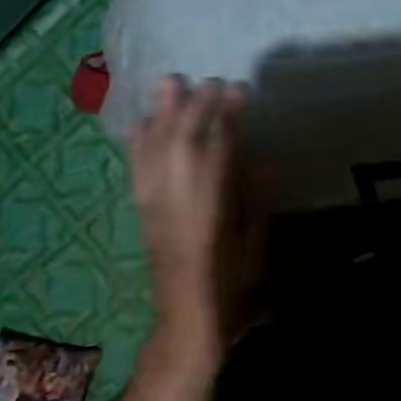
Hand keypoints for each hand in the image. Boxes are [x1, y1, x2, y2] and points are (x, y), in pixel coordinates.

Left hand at [125, 75, 255, 354]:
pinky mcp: (142, 209)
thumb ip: (256, 204)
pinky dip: (138, 142)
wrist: (184, 320)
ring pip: (157, 149)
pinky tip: (142, 122)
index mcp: (211, 208)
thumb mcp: (254, 248)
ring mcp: (155, 202)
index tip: (237, 90)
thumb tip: (263, 164)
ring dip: (164, 113)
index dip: (227, 118)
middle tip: (209, 79)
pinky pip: (136, 168)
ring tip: (170, 82)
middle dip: (195, 106)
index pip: (220, 151)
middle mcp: (178, 198)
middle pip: (183, 142)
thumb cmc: (228, 288)